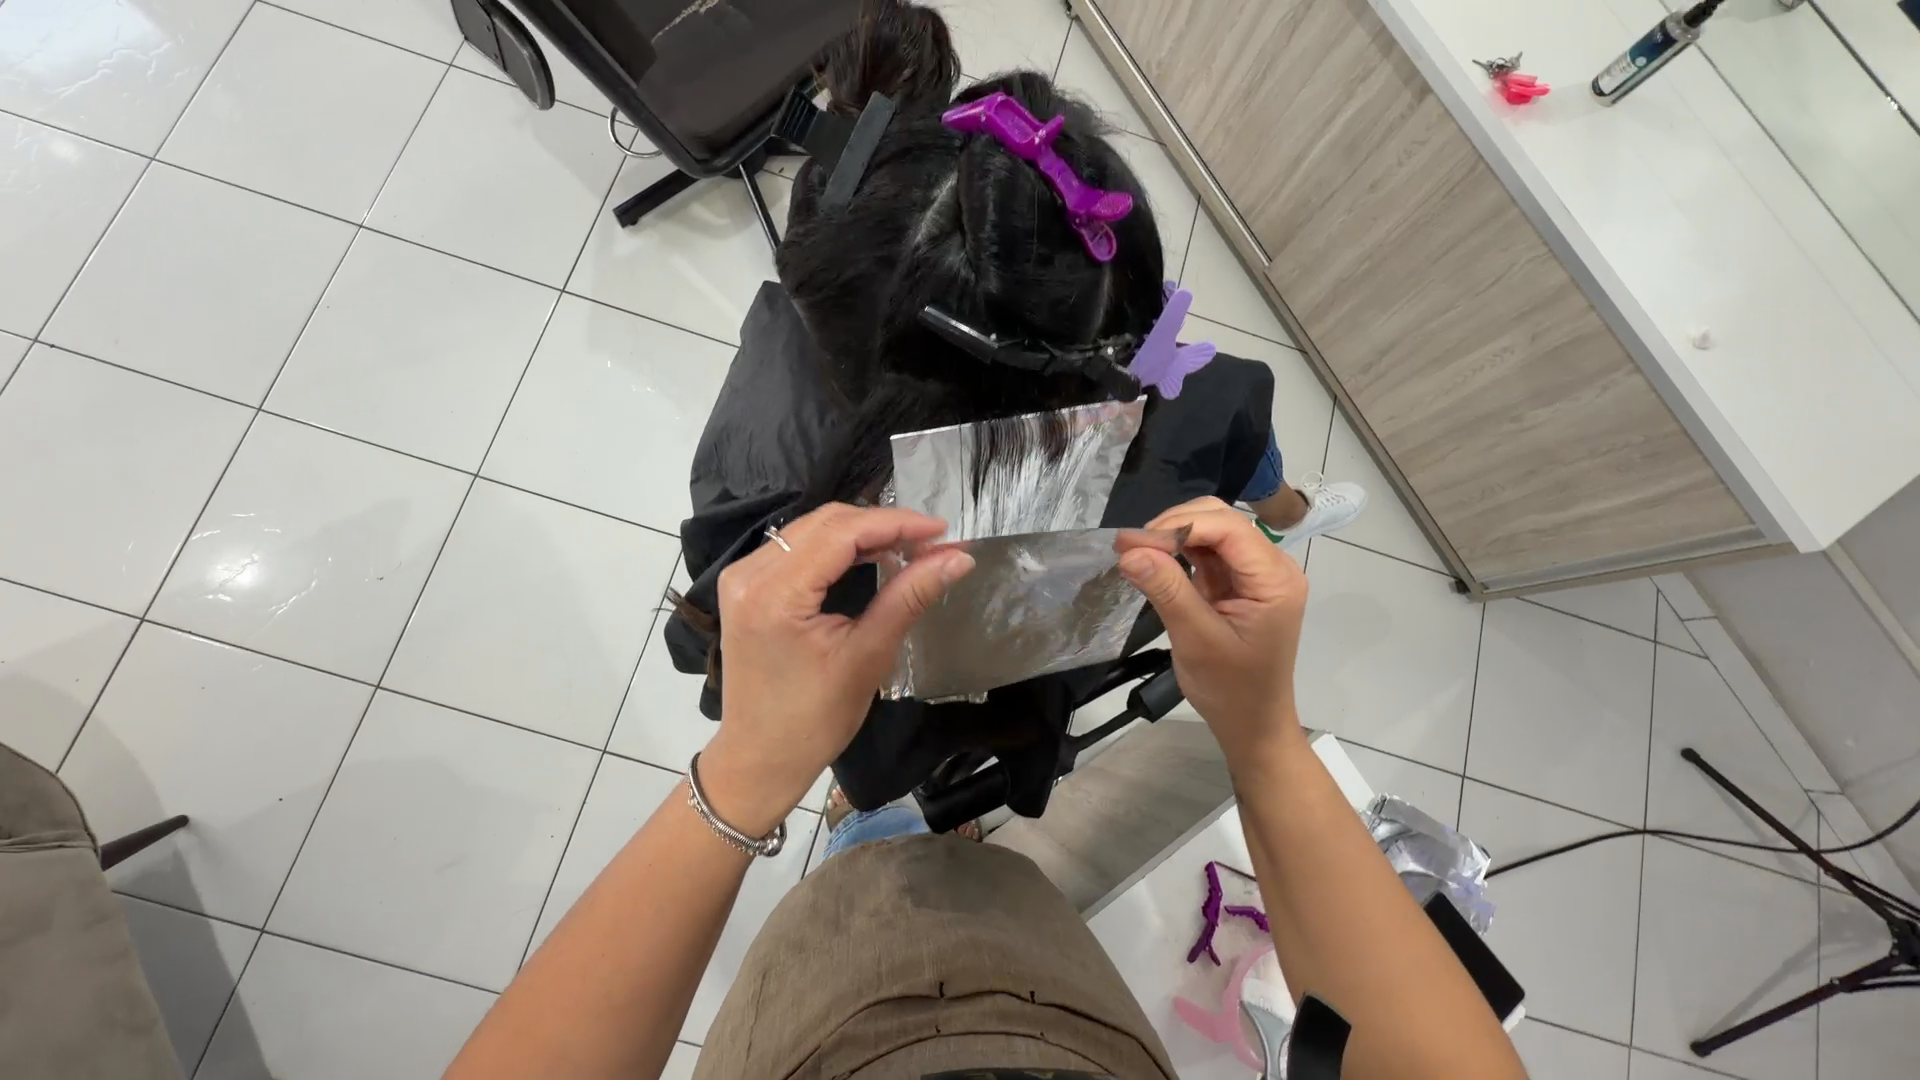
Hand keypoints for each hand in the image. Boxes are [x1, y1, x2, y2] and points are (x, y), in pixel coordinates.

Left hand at [700, 504, 974, 835]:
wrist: (760, 758)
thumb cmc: (814, 719)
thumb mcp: (868, 656)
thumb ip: (909, 597)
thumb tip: (958, 558)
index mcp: (775, 593)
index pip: (842, 533)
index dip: (896, 523)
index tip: (942, 531)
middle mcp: (750, 573)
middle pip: (825, 523)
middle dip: (882, 525)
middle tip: (930, 543)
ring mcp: (743, 578)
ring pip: (811, 530)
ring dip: (861, 533)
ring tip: (909, 549)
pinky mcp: (747, 587)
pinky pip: (797, 548)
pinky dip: (837, 547)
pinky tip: (871, 558)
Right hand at [1118, 497, 1307, 765]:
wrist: (1251, 723)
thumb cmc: (1231, 689)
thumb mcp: (1196, 640)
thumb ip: (1167, 591)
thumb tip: (1130, 552)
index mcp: (1274, 579)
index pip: (1229, 528)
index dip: (1180, 525)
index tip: (1134, 542)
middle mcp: (1271, 567)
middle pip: (1221, 520)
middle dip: (1174, 525)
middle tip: (1129, 547)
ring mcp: (1254, 573)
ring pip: (1211, 530)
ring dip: (1172, 535)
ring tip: (1135, 551)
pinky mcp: (1237, 582)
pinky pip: (1207, 551)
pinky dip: (1178, 550)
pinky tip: (1153, 560)